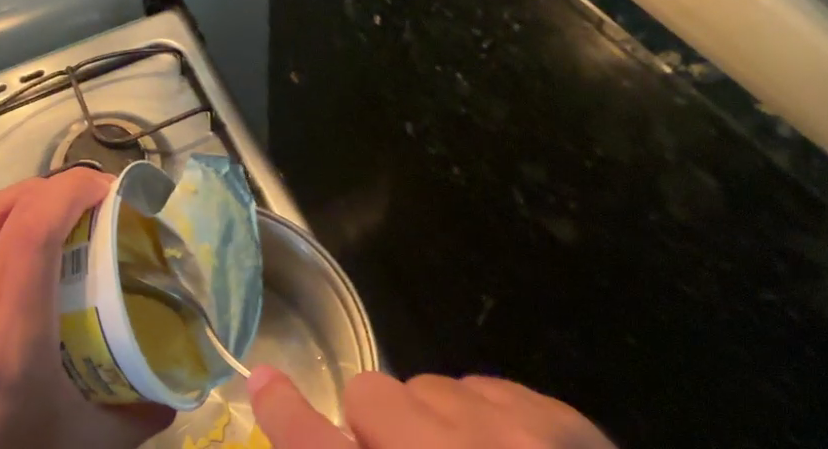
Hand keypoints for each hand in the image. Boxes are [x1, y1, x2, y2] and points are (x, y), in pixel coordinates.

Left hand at [0, 167, 174, 448]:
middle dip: (54, 188)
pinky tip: (32, 270)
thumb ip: (131, 417)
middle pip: (5, 208)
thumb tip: (169, 398)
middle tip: (96, 202)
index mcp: (12, 329)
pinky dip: (5, 235)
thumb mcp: (79, 445)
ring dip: (25, 204)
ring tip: (66, 221)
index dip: (72, 191)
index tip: (111, 190)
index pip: (34, 228)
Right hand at [251, 365, 614, 447]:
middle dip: (378, 433)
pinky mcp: (562, 417)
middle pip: (373, 396)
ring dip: (431, 425)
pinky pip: (484, 385)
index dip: (291, 419)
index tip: (266, 384)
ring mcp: (515, 431)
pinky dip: (483, 419)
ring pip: (428, 386)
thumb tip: (332, 432)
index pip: (331, 446)